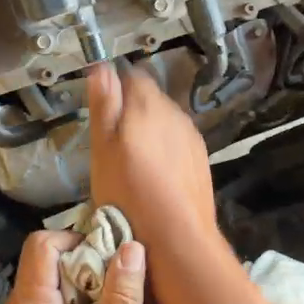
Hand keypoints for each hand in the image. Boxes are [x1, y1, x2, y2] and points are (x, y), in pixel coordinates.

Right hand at [86, 63, 219, 248]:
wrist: (176, 236)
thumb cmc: (128, 193)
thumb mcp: (103, 149)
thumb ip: (104, 105)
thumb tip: (102, 67)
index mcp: (148, 103)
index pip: (132, 75)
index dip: (115, 89)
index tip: (103, 113)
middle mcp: (174, 112)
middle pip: (150, 97)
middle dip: (132, 111)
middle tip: (113, 143)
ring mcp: (191, 135)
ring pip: (165, 121)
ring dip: (150, 131)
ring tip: (133, 162)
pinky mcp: (201, 158)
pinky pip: (178, 142)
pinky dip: (166, 150)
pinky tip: (156, 175)